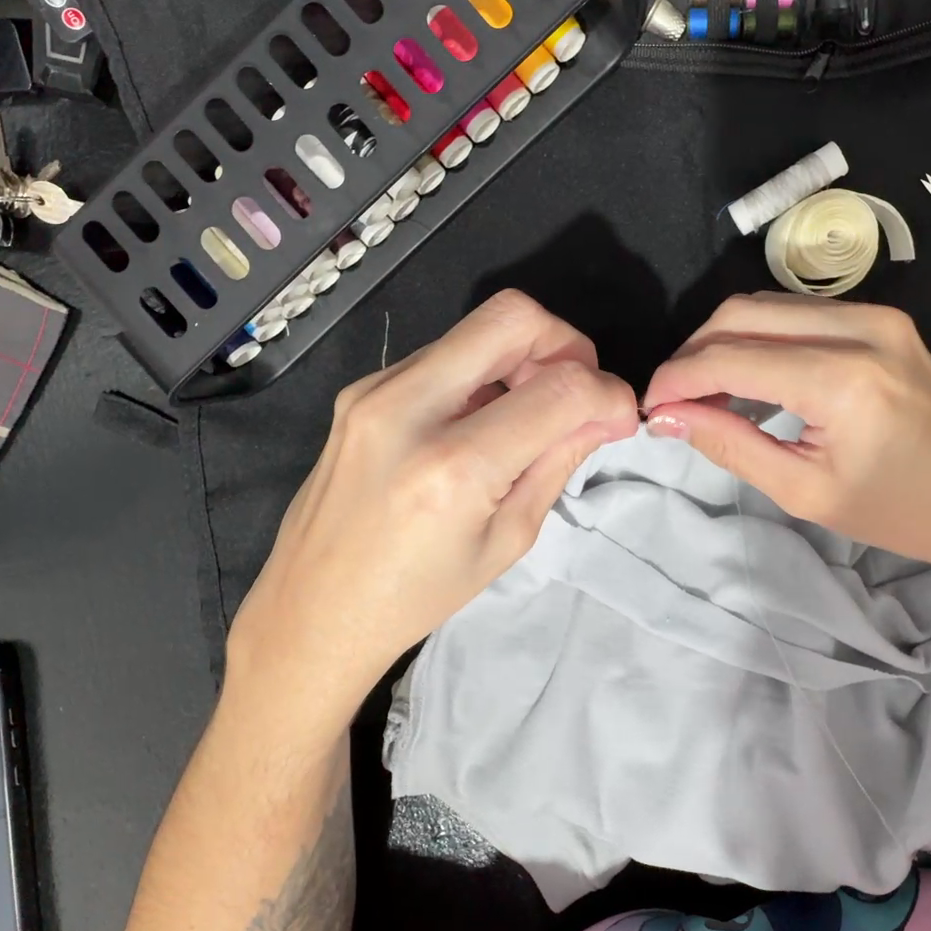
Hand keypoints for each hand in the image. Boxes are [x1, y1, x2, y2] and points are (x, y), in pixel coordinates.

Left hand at [231, 291, 639, 698]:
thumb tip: (605, 414)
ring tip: (531, 412)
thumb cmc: (417, 597)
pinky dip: (482, 372)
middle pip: (512, 316)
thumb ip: (558, 462)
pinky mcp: (359, 390)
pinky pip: (442, 353)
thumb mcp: (507, 541)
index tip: (619, 415)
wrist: (311, 613)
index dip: (608, 393)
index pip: (560, 389)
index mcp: (453, 467)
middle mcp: (407, 408)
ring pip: (475, 328)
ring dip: (523, 356)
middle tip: (578, 389)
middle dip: (566, 343)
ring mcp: (374, 390)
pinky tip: (482, 421)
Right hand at [643, 293, 930, 599]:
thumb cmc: (902, 514)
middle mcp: (861, 327)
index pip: (730, 356)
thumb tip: (667, 416)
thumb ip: (730, 445)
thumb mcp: (806, 492)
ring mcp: (878, 315)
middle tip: (674, 402)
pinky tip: (749, 377)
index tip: (648, 408)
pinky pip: (800, 313)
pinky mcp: (885, 318)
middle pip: (742, 313)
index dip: (677, 379)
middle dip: (693, 353)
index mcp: (843, 379)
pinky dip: (761, 337)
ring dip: (724, 341)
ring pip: (767, 304)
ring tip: (705, 393)